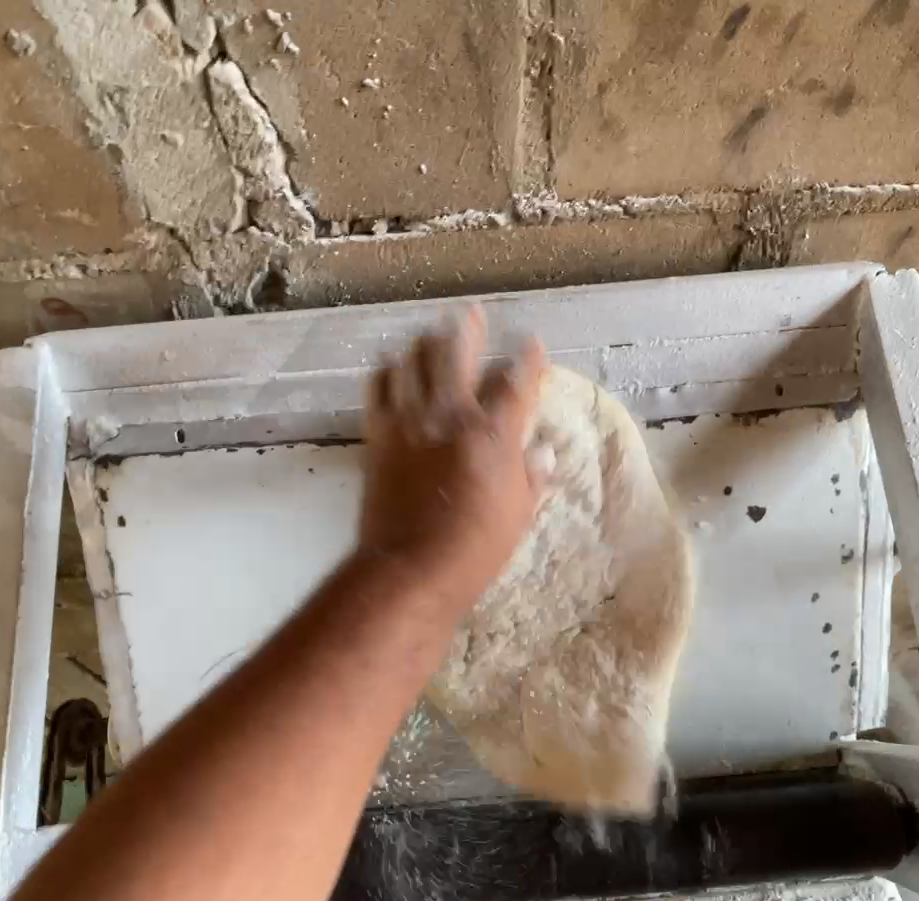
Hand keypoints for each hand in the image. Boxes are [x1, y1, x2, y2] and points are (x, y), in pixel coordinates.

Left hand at [358, 306, 547, 606]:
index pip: (516, 380)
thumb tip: (541, 451)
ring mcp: (409, 422)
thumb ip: (531, 475)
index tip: (531, 344)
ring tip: (429, 335)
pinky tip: (390, 369)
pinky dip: (385, 374)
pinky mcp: (378, 436)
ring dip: (424, 345)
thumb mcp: (519, 514)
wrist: (410, 570)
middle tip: (470, 313)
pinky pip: (377, 390)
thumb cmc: (475, 549)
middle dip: (467, 328)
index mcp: (494, 433)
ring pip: (413, 362)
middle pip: (456, 353)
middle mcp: (450, 415)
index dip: (527, 358)